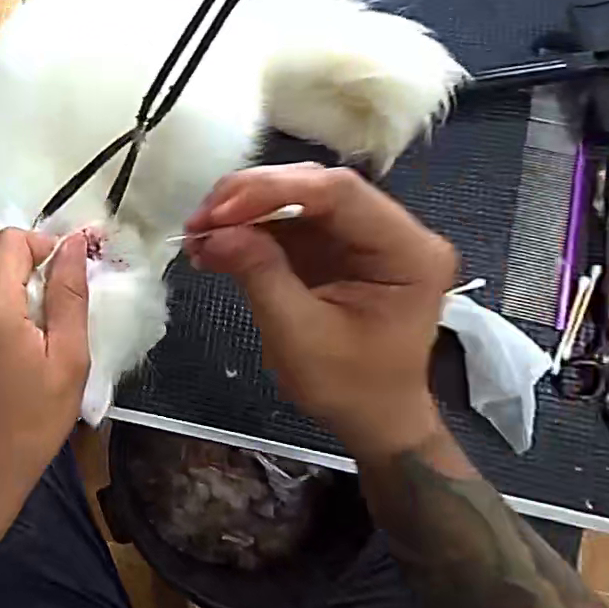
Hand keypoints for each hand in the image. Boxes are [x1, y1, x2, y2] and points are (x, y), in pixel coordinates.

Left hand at [0, 229, 89, 566]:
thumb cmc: (32, 421)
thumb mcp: (69, 361)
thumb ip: (70, 296)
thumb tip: (73, 245)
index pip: (11, 240)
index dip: (43, 246)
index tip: (64, 274)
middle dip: (22, 252)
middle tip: (50, 288)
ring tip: (26, 301)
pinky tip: (1, 315)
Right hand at [185, 164, 455, 461]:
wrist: (374, 420)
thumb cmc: (349, 389)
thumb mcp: (299, 338)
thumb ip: (260, 275)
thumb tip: (213, 231)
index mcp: (408, 252)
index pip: (340, 194)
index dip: (274, 191)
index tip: (218, 212)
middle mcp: (395, 231)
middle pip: (319, 187)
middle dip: (253, 199)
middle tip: (200, 221)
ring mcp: (366, 237)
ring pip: (301, 199)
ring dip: (246, 213)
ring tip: (200, 234)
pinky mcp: (340, 247)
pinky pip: (293, 223)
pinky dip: (252, 231)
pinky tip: (218, 244)